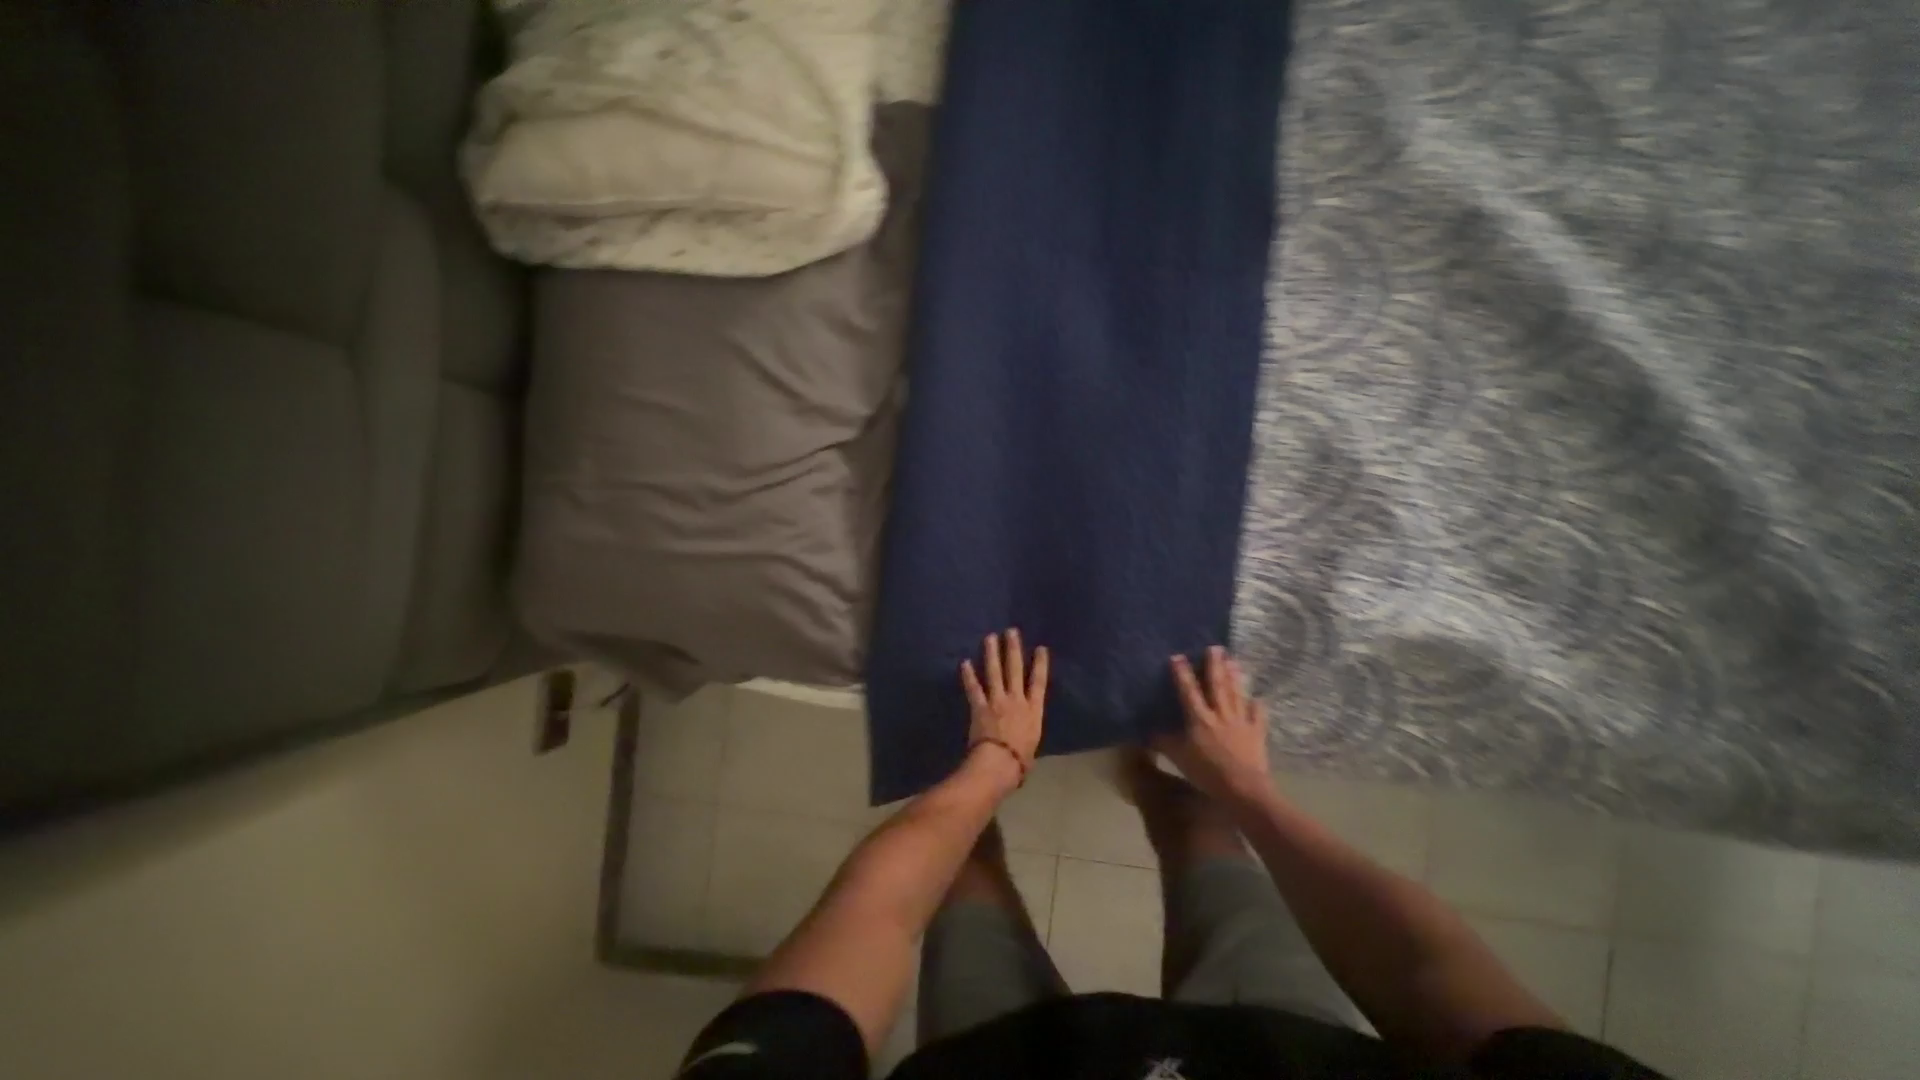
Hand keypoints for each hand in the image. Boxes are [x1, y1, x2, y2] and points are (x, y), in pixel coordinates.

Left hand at [960, 629, 1047, 774]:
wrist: (1000, 763)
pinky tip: (964, 663)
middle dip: (1013, 649)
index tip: (1041, 648)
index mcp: (1034, 711)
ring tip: (990, 637)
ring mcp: (997, 701)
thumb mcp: (1032, 744)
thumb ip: (1028, 732)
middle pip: (1015, 670)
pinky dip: (968, 675)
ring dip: (992, 654)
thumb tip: (1025, 735)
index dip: (1040, 664)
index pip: (1039, 682)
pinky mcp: (980, 707)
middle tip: (1011, 631)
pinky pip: (974, 688)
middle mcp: (1016, 700)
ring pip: (994, 672)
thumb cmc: (1020, 761)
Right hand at [1156, 646, 1272, 803]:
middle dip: (1215, 665)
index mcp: (1199, 718)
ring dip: (1234, 676)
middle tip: (1215, 647)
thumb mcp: (1178, 758)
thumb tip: (1146, 732)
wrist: (1243, 788)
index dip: (1182, 673)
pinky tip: (1257, 698)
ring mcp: (1241, 721)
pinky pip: (1258, 715)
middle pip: (1217, 685)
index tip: (1178, 656)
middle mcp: (1220, 714)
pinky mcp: (1257, 732)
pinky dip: (1257, 706)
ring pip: (1237, 694)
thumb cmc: (1207, 773)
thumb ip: (1163, 742)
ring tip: (1233, 661)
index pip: (1189, 691)